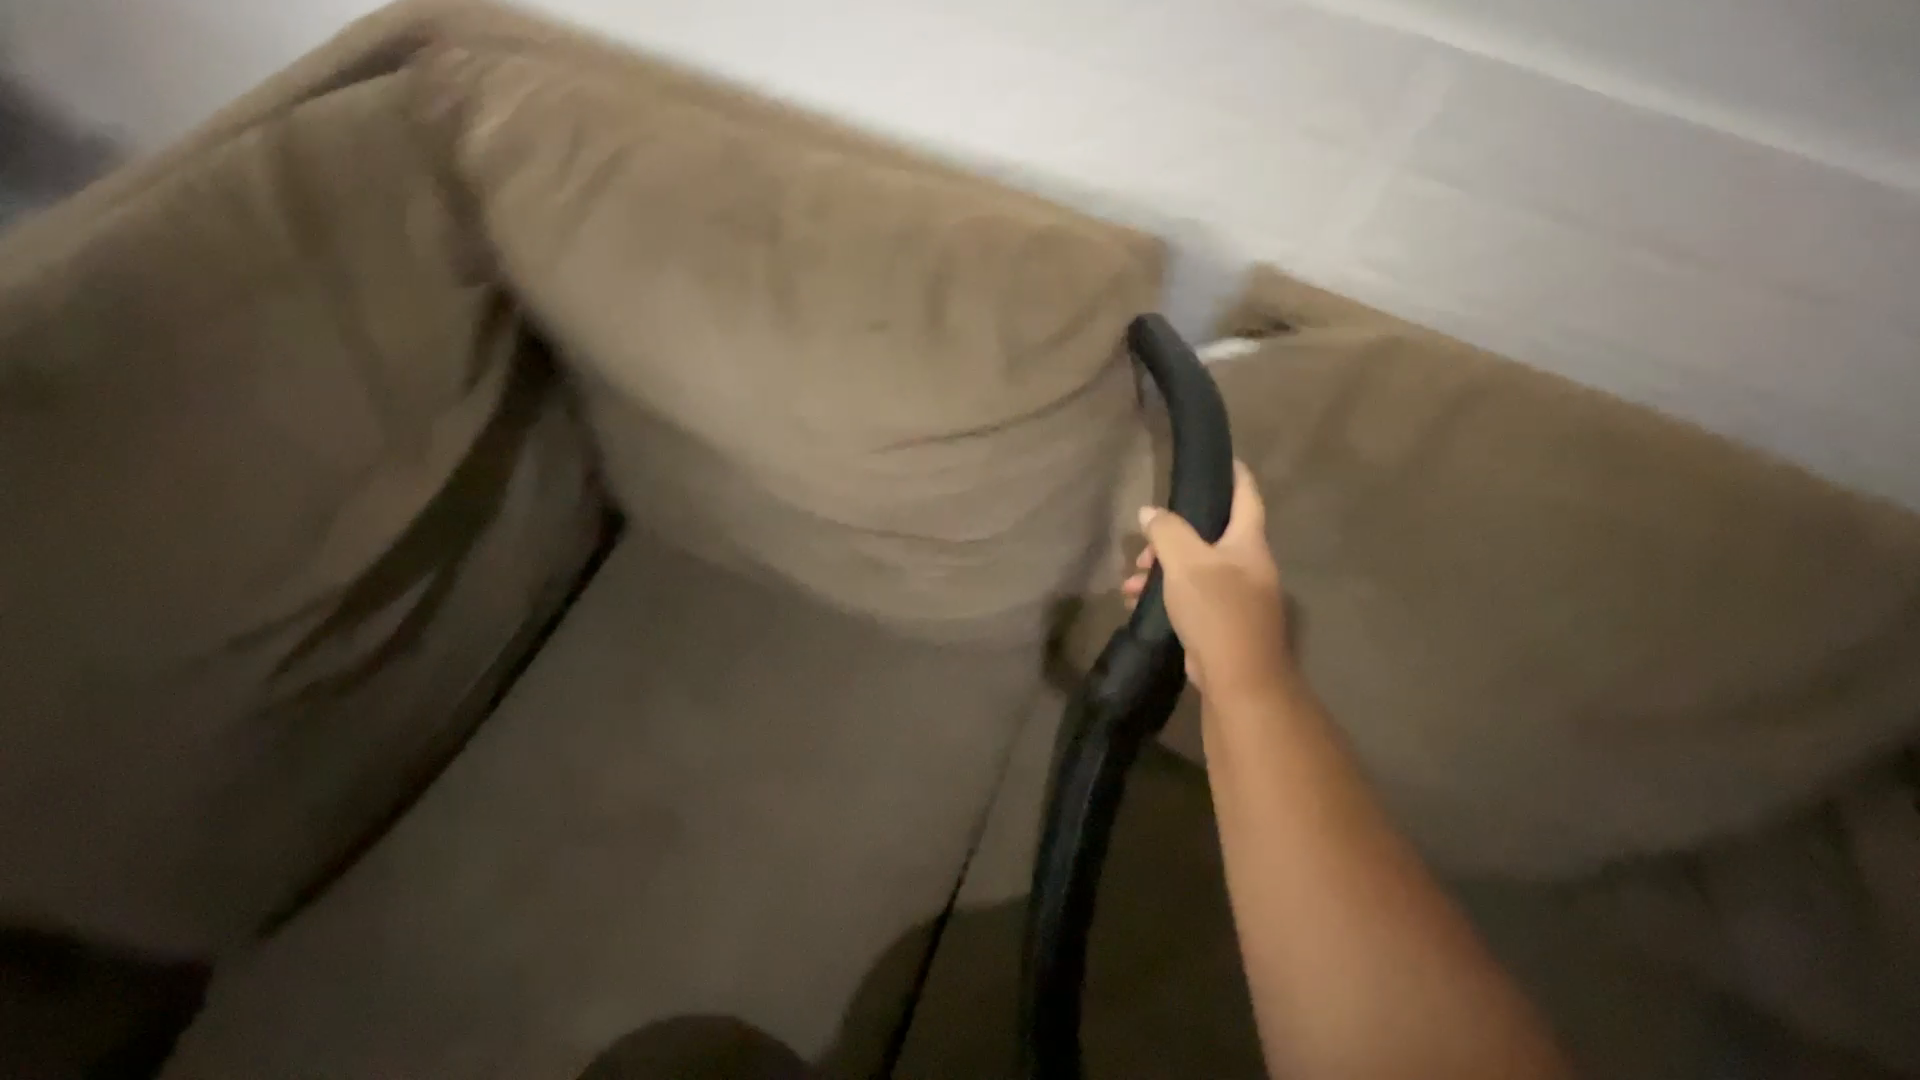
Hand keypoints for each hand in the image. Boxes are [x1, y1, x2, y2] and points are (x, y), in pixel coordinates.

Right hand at [1123, 461, 1290, 702]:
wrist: (1239, 677)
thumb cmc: (1217, 608)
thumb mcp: (1185, 561)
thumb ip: (1166, 531)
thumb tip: (1149, 512)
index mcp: (1248, 542)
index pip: (1246, 495)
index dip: (1235, 474)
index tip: (1221, 459)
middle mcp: (1249, 565)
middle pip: (1210, 536)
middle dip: (1172, 536)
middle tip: (1145, 545)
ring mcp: (1239, 596)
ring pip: (1195, 569)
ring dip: (1162, 571)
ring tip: (1131, 583)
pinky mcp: (1224, 622)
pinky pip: (1191, 597)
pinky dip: (1166, 596)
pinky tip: (1137, 604)